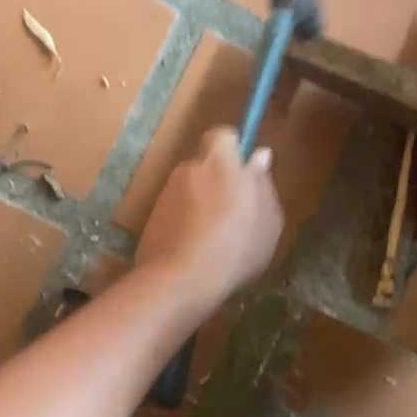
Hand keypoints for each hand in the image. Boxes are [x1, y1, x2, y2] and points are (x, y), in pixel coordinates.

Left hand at [136, 127, 284, 307]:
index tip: (244, 173)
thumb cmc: (234, 249)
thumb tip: (260, 156)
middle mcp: (187, 170)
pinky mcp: (149, 221)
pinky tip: (193, 252)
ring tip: (213, 240)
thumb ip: (263, 185)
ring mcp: (164, 195)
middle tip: (233, 214)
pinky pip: (173, 216)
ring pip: (188, 193)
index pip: (222, 135)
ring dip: (199, 207)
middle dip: (216, 183)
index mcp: (218, 162)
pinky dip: (182, 226)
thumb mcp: (268, 222)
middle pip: (204, 167)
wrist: (178, 282)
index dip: (233, 150)